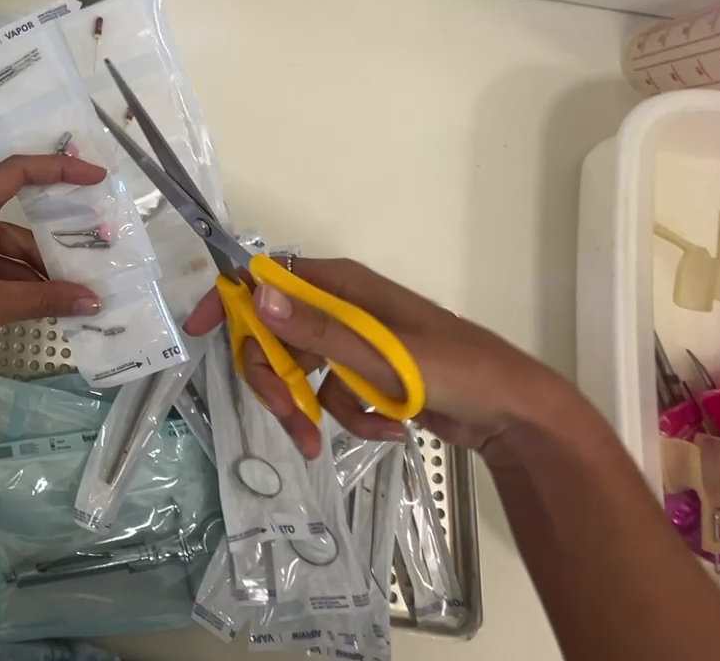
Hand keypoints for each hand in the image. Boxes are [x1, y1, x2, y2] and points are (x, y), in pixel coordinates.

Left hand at [0, 155, 106, 373]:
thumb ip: (45, 299)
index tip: (93, 177)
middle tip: (98, 228)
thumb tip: (93, 301)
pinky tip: (53, 299)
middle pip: (17, 206)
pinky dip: (22, 277)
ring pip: (11, 242)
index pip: (16, 171)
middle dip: (56, 224)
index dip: (57, 169)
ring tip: (82, 283)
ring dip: (41, 264)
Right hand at [182, 258, 570, 458]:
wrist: (519, 417)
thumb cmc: (457, 369)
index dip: (228, 300)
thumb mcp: (382, 352)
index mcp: (338, 284)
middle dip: (272, 377)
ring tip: (330, 440)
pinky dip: (348, 416)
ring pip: (296, 368)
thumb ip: (316, 327)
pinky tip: (387, 430)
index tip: (199, 330)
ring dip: (308, 406)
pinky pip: (329, 391)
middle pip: (272, 333)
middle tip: (286, 415)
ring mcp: (351, 341)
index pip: (264, 278)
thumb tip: (255, 295)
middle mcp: (337, 306)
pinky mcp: (364, 374)